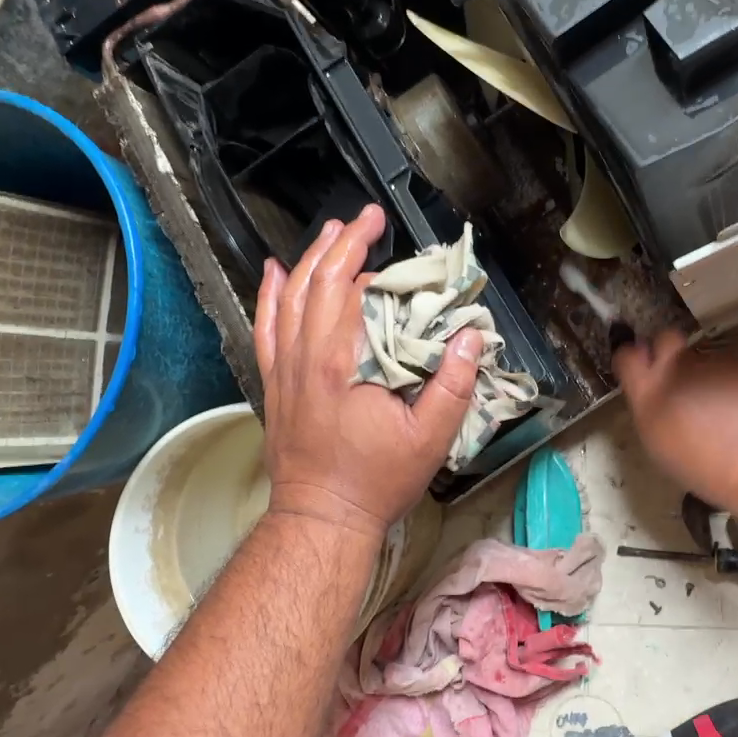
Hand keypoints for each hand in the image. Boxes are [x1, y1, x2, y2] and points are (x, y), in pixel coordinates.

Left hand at [253, 204, 482, 537]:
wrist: (321, 518)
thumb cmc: (376, 481)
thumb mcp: (430, 439)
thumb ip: (454, 385)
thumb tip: (472, 338)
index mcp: (343, 365)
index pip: (352, 292)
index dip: (369, 259)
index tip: (387, 235)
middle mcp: (306, 358)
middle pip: (317, 283)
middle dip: (342, 244)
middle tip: (367, 218)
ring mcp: (285, 370)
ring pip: (289, 298)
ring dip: (309, 260)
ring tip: (332, 232)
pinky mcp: (274, 383)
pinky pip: (265, 327)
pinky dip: (269, 295)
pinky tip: (274, 272)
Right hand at [612, 331, 737, 505]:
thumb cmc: (702, 467)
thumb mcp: (659, 443)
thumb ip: (649, 408)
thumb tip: (648, 391)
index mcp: (648, 394)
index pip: (626, 356)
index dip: (632, 357)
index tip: (638, 366)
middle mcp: (676, 369)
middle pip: (665, 339)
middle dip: (667, 349)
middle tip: (675, 376)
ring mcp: (711, 363)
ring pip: (699, 353)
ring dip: (700, 369)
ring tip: (714, 401)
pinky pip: (726, 363)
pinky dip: (726, 377)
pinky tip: (736, 402)